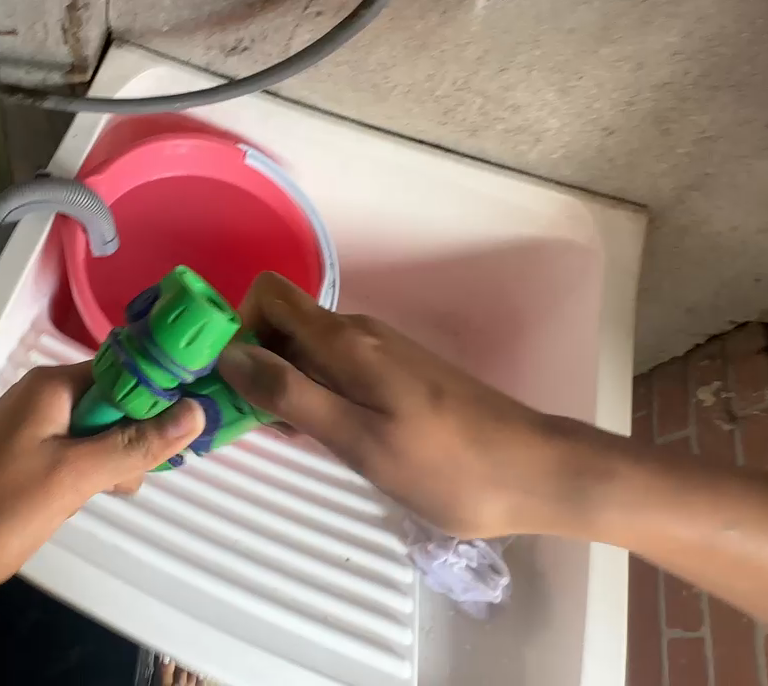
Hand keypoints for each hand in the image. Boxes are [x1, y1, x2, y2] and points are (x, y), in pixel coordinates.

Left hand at [0, 362, 205, 595]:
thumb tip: (193, 411)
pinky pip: (73, 449)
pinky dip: (89, 470)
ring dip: (114, 457)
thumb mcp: (71, 478)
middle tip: (142, 475)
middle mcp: (44, 395)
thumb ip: (132, 445)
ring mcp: (31, 425)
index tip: (193, 423)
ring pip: (96, 428)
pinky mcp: (22, 454)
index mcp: (55, 386)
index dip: (162, 391)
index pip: (126, 369)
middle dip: (137, 432)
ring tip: (113, 493)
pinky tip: (88, 499)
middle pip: (114, 399)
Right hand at [216, 272, 606, 538]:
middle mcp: (356, 332)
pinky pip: (334, 367)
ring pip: (306, 349)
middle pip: (283, 323)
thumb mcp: (359, 440)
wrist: (541, 472)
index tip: (226, 375)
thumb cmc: (448, 465)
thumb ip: (291, 395)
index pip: (269, 295)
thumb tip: (229, 355)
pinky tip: (323, 435)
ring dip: (282, 381)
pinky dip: (312, 391)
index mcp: (344, 340)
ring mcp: (378, 351)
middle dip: (253, 360)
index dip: (238, 324)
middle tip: (244, 417)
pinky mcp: (394, 372)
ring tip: (278, 434)